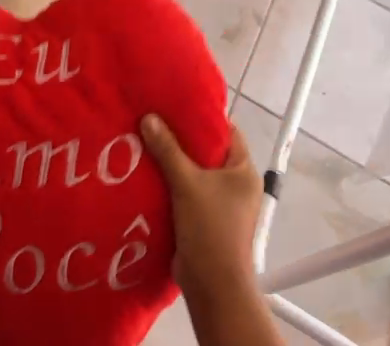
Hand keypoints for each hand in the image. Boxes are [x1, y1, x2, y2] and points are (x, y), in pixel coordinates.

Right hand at [141, 113, 261, 298]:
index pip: (228, 132)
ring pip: (195, 173)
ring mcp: (222, 204)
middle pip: (209, 152)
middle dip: (182, 139)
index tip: (178, 104)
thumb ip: (168, 149)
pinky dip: (171, 183)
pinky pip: (187, 192)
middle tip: (155, 120)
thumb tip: (149, 117)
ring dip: (173, 162)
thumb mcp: (187, 182)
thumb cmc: (210, 228)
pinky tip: (148, 173)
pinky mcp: (206, 219)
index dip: (204, 117)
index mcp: (243, 172)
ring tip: (146, 142)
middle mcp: (237, 185)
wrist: (212, 284)